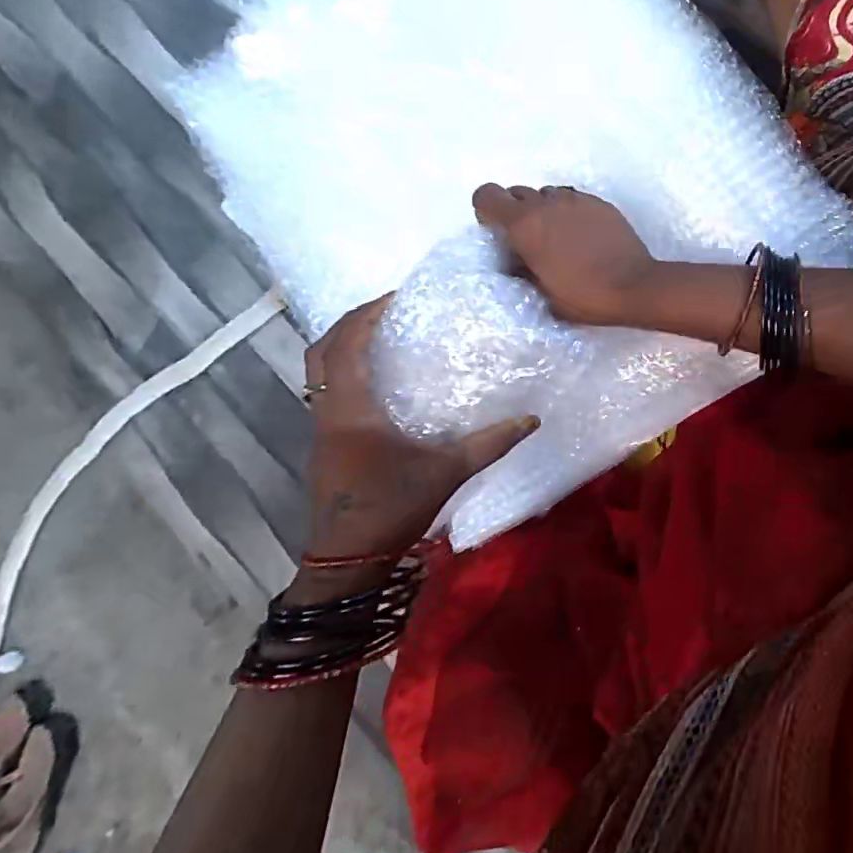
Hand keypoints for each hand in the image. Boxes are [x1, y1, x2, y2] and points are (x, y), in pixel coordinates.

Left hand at [296, 293, 537, 589]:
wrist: (348, 557)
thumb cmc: (393, 508)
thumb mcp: (448, 472)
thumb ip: (491, 443)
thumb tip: (532, 420)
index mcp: (351, 410)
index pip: (348, 345)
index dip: (368, 314)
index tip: (399, 296)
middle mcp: (328, 410)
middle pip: (323, 349)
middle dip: (352, 321)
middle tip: (390, 308)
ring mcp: (321, 427)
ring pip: (320, 369)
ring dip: (345, 344)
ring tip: (384, 334)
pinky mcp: (325, 441)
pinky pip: (327, 388)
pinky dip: (346, 368)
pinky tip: (379, 376)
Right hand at [472, 184, 657, 324]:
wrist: (636, 286)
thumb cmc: (585, 296)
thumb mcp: (544, 295)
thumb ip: (522, 272)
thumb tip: (513, 262)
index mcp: (525, 225)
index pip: (487, 194)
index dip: (487, 210)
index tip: (499, 232)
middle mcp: (548, 204)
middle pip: (517, 193)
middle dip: (516, 212)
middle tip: (531, 239)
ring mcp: (577, 200)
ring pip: (548, 194)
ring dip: (546, 210)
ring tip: (560, 237)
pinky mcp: (601, 203)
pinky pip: (575, 199)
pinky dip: (571, 212)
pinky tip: (585, 236)